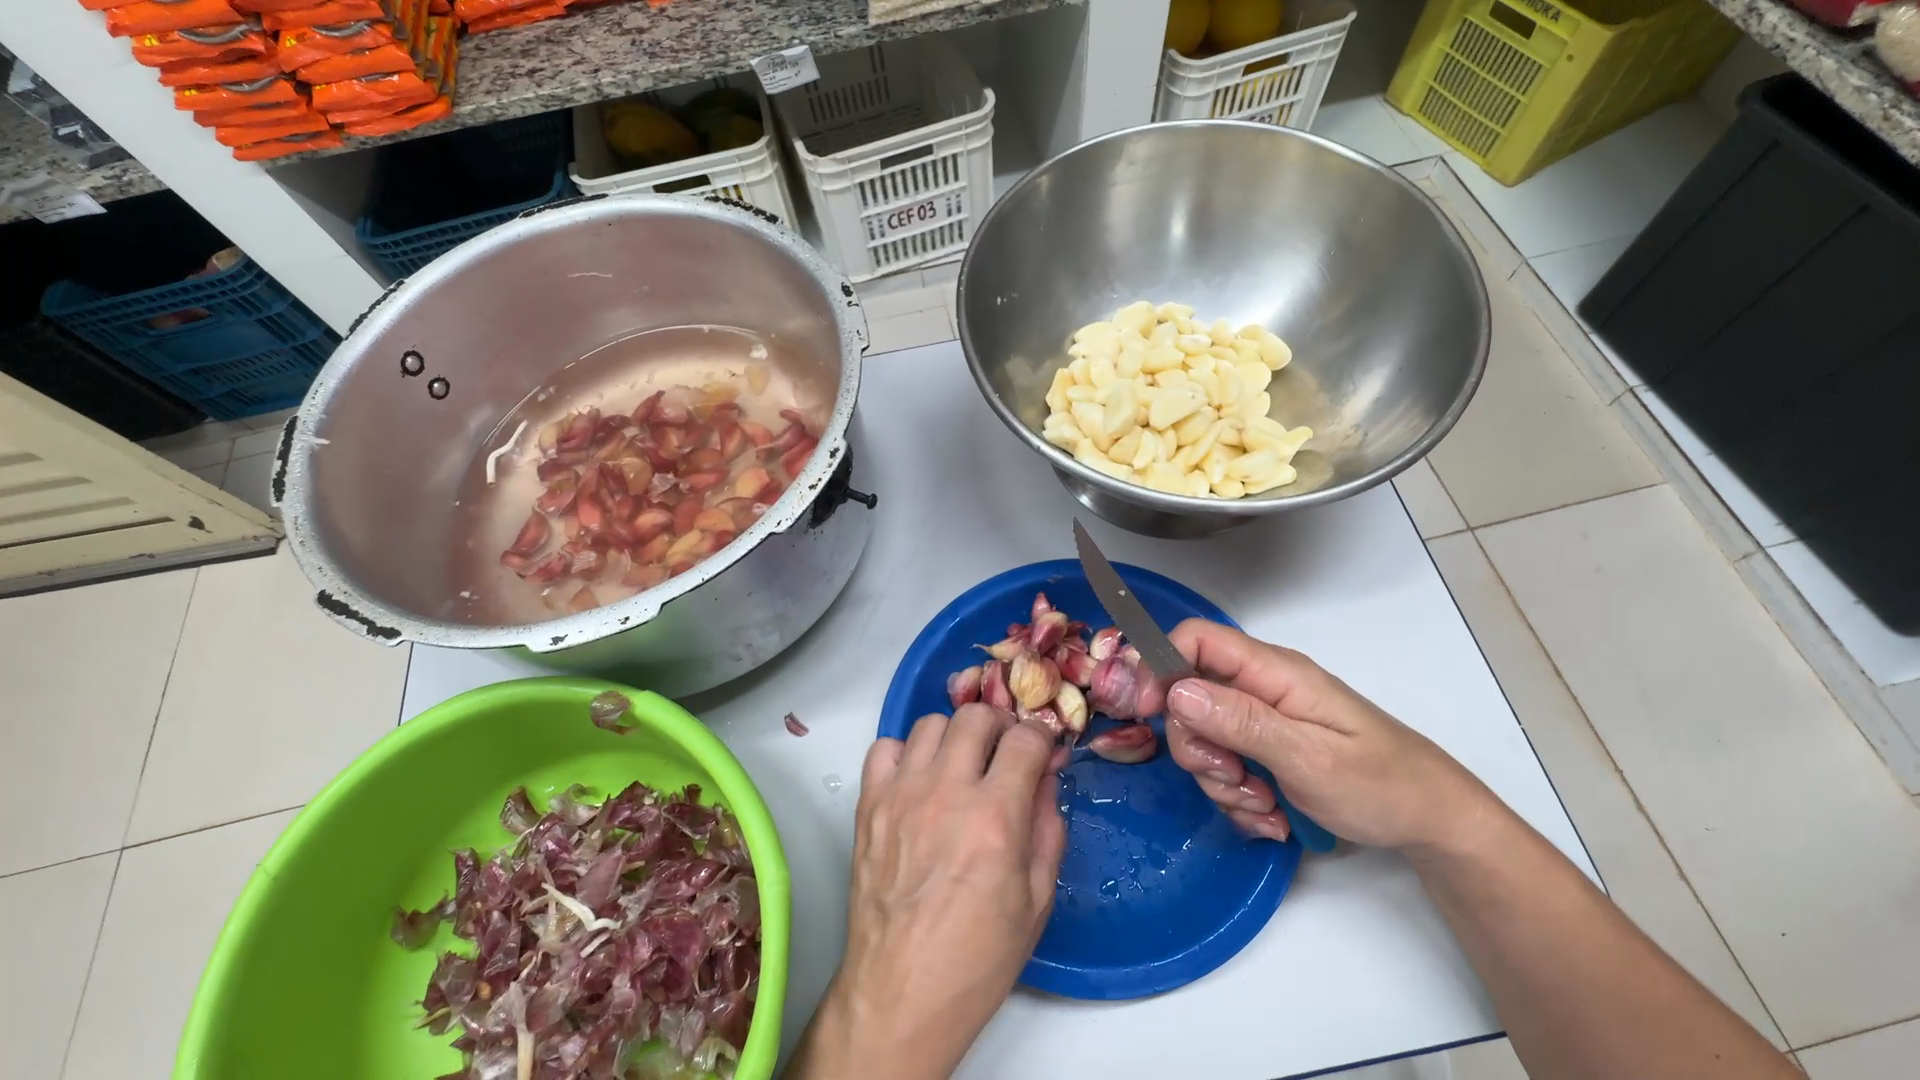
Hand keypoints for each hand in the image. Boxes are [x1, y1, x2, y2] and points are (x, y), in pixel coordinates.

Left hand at [787, 704, 1065, 1079]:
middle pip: (975, 716)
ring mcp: (901, 796)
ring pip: (931, 723)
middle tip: (1005, 753)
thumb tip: (1045, 779)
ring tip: (962, 765)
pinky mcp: (869, 806)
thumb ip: (1047, 827)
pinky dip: (907, 753)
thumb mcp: (1038, 899)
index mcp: (995, 818)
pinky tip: (920, 780)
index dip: (1042, 739)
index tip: (1043, 753)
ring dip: (955, 736)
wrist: (902, 992)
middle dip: (1000, 727)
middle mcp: (946, 794)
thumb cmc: (978, 957)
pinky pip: (885, 748)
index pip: (1025, 739)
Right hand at [1135, 619, 1495, 851]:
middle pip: (1187, 697)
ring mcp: (1261, 720)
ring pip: (1202, 739)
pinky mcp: (1264, 750)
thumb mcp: (1309, 758)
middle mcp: (1261, 688)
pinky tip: (1269, 816)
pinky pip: (1223, 767)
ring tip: (1263, 806)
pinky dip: (1235, 796)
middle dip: (1198, 747)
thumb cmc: (1381, 783)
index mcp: (1274, 672)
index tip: (1147, 712)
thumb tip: (1176, 690)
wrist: (1431, 821)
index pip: (1195, 640)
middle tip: (1231, 778)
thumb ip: (1242, 721)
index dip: (1159, 666)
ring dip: (1219, 781)